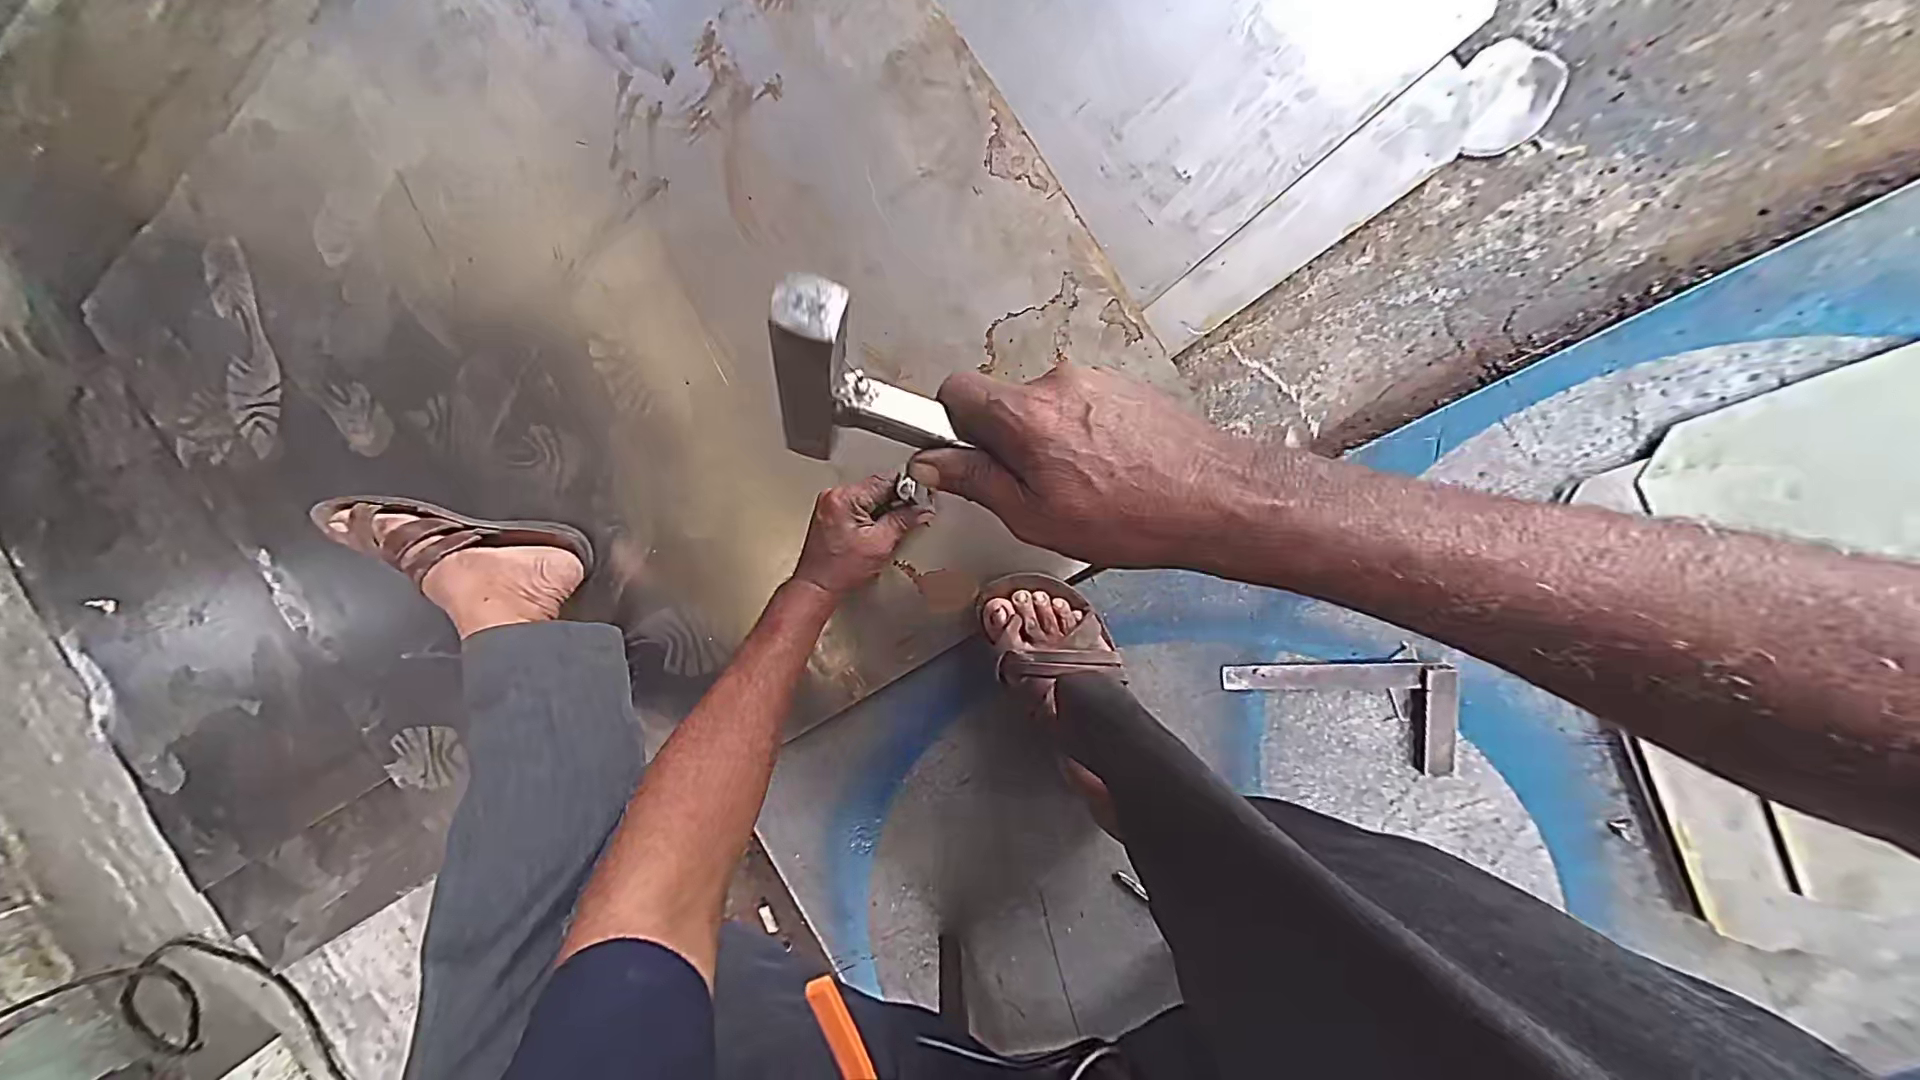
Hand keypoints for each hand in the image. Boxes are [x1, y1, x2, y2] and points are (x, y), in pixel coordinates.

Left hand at [791, 475, 934, 596]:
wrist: (817, 587)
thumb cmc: (840, 571)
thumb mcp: (880, 545)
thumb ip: (903, 521)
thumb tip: (920, 508)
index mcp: (845, 498)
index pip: (885, 480)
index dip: (908, 488)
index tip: (922, 499)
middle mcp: (834, 495)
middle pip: (876, 486)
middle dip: (897, 499)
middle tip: (914, 513)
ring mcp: (830, 503)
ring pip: (868, 495)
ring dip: (885, 506)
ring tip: (897, 523)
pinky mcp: (831, 512)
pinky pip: (859, 504)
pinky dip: (873, 512)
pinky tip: (880, 527)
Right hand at [908, 364, 1271, 567]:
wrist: (1215, 498)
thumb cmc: (1131, 517)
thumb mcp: (1035, 517)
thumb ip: (976, 481)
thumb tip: (932, 462)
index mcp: (1026, 415)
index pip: (955, 389)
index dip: (951, 423)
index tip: (965, 451)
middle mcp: (1057, 383)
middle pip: (1002, 400)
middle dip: (1005, 439)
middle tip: (1033, 485)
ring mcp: (1094, 379)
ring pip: (1041, 405)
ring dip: (1046, 438)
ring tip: (1082, 482)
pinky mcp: (1123, 385)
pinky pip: (1079, 404)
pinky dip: (1080, 432)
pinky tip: (1107, 468)